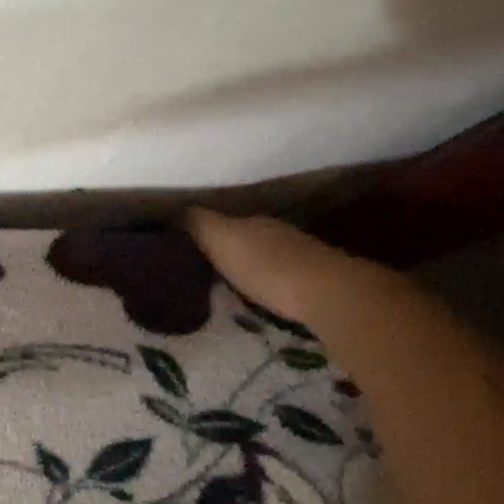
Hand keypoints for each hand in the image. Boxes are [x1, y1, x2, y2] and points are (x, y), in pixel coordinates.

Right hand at [185, 206, 389, 325]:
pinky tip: (263, 293)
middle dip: (230, 248)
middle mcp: (277, 231)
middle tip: (208, 268)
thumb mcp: (220, 239)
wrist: (324, 292)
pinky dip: (270, 280)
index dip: (206, 232)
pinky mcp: (315, 280)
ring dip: (252, 265)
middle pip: (248, 237)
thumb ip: (200, 223)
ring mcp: (300, 254)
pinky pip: (283, 275)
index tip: (189, 248)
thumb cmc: (265, 265)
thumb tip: (179, 210)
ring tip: (232, 283)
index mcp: (253, 221)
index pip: (224, 221)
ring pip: (267, 255)